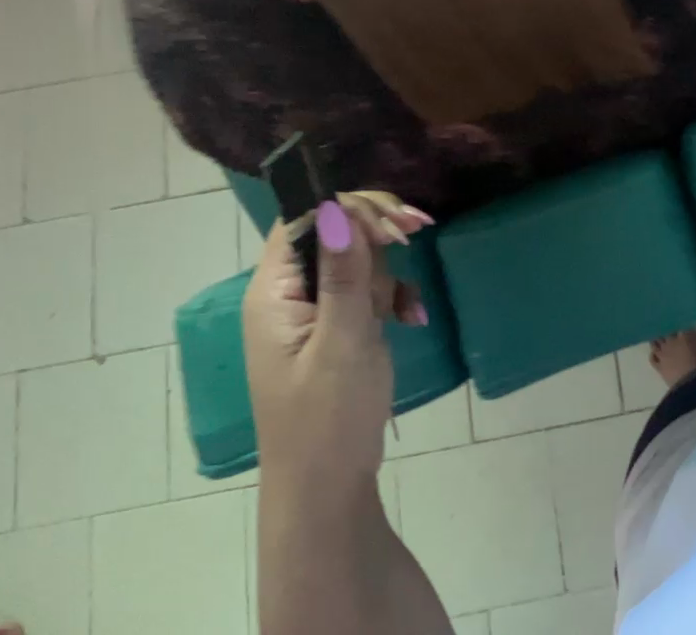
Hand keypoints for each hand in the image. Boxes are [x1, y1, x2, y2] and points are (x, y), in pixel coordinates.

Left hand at [243, 194, 432, 488]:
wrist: (326, 485)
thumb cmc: (329, 417)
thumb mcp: (343, 343)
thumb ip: (345, 275)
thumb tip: (339, 211)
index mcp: (274, 293)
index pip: (305, 220)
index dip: (352, 209)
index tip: (401, 224)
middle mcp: (288, 295)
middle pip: (333, 233)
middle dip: (378, 231)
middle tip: (421, 231)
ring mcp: (312, 314)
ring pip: (356, 261)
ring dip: (390, 270)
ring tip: (410, 301)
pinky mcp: (335, 330)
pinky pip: (367, 292)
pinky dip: (393, 297)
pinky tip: (412, 317)